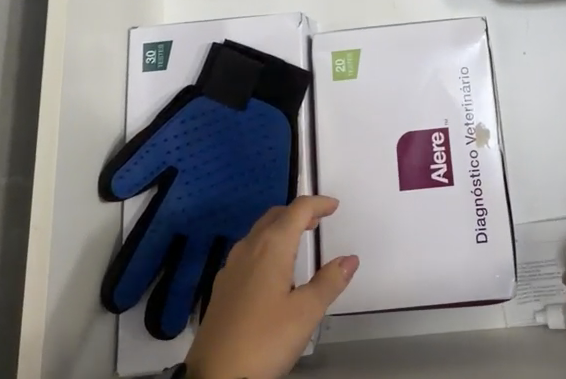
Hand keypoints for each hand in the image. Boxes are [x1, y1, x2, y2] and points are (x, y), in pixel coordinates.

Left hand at [186, 195, 357, 378]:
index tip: (334, 206)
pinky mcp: (222, 286)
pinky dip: (266, 246)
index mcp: (271, 246)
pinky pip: (248, 251)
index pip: (297, 210)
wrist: (215, 376)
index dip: (317, 203)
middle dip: (297, 213)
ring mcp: (231, 267)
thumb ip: (329, 282)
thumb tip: (350, 259)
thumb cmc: (264, 339)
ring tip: (298, 241)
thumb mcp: (306, 313)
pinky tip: (272, 271)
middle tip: (317, 221)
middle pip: (275, 216)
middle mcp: (248, 248)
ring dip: (280, 228)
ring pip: (259, 233)